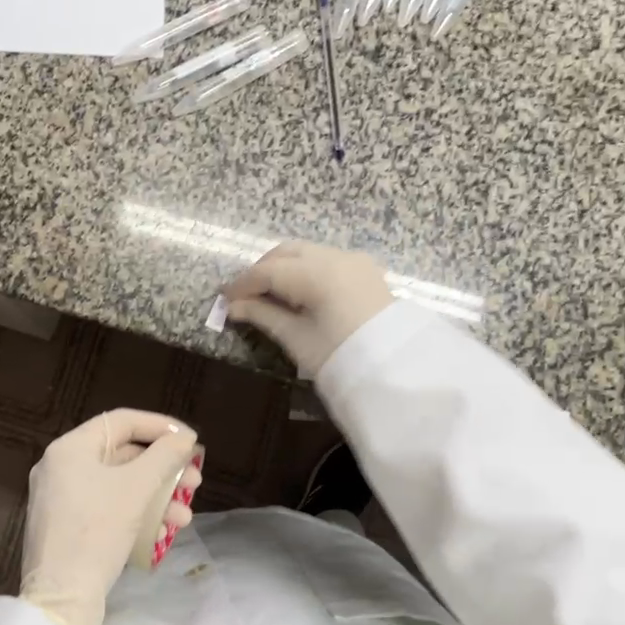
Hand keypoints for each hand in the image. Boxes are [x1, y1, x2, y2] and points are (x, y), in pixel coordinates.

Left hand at [20, 409, 202, 624]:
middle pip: (123, 455)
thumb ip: (164, 456)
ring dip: (157, 497)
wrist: (60, 601)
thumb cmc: (96, 533)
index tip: (191, 440)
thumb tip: (184, 437)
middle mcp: (62, 468)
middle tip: (194, 481)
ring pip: (120, 486)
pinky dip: (137, 514)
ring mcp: (63, 500)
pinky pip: (109, 509)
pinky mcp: (69, 529)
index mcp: (70, 449)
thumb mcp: (136, 489)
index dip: (160, 427)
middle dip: (164, 469)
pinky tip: (163, 532)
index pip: (122, 421)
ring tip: (184, 517)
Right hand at [221, 241, 395, 377]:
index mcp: (316, 272)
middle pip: (287, 253)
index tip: (224, 299)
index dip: (243, 284)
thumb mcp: (298, 339)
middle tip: (244, 296)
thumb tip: (234, 307)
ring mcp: (354, 260)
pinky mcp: (366, 271)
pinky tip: (298, 292)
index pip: (268, 271)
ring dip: (284, 268)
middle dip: (263, 271)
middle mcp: (335, 256)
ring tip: (268, 295)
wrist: (401, 371)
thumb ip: (264, 316)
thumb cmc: (343, 358)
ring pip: (307, 253)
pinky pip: (326, 260)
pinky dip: (306, 270)